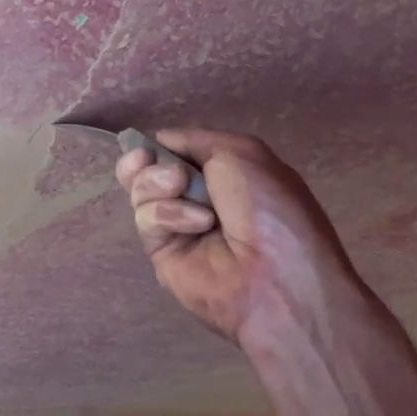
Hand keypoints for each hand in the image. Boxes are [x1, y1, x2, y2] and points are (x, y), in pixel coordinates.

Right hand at [115, 128, 360, 344]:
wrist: (277, 276)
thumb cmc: (269, 208)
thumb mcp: (242, 152)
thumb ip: (192, 139)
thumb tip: (156, 143)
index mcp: (219, 173)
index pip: (170, 149)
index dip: (158, 143)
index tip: (152, 144)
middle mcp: (194, 197)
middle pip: (144, 167)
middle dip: (144, 159)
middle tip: (151, 161)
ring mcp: (175, 225)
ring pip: (139, 189)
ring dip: (158, 182)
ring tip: (181, 189)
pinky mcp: (161, 251)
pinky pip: (146, 218)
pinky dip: (169, 213)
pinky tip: (198, 224)